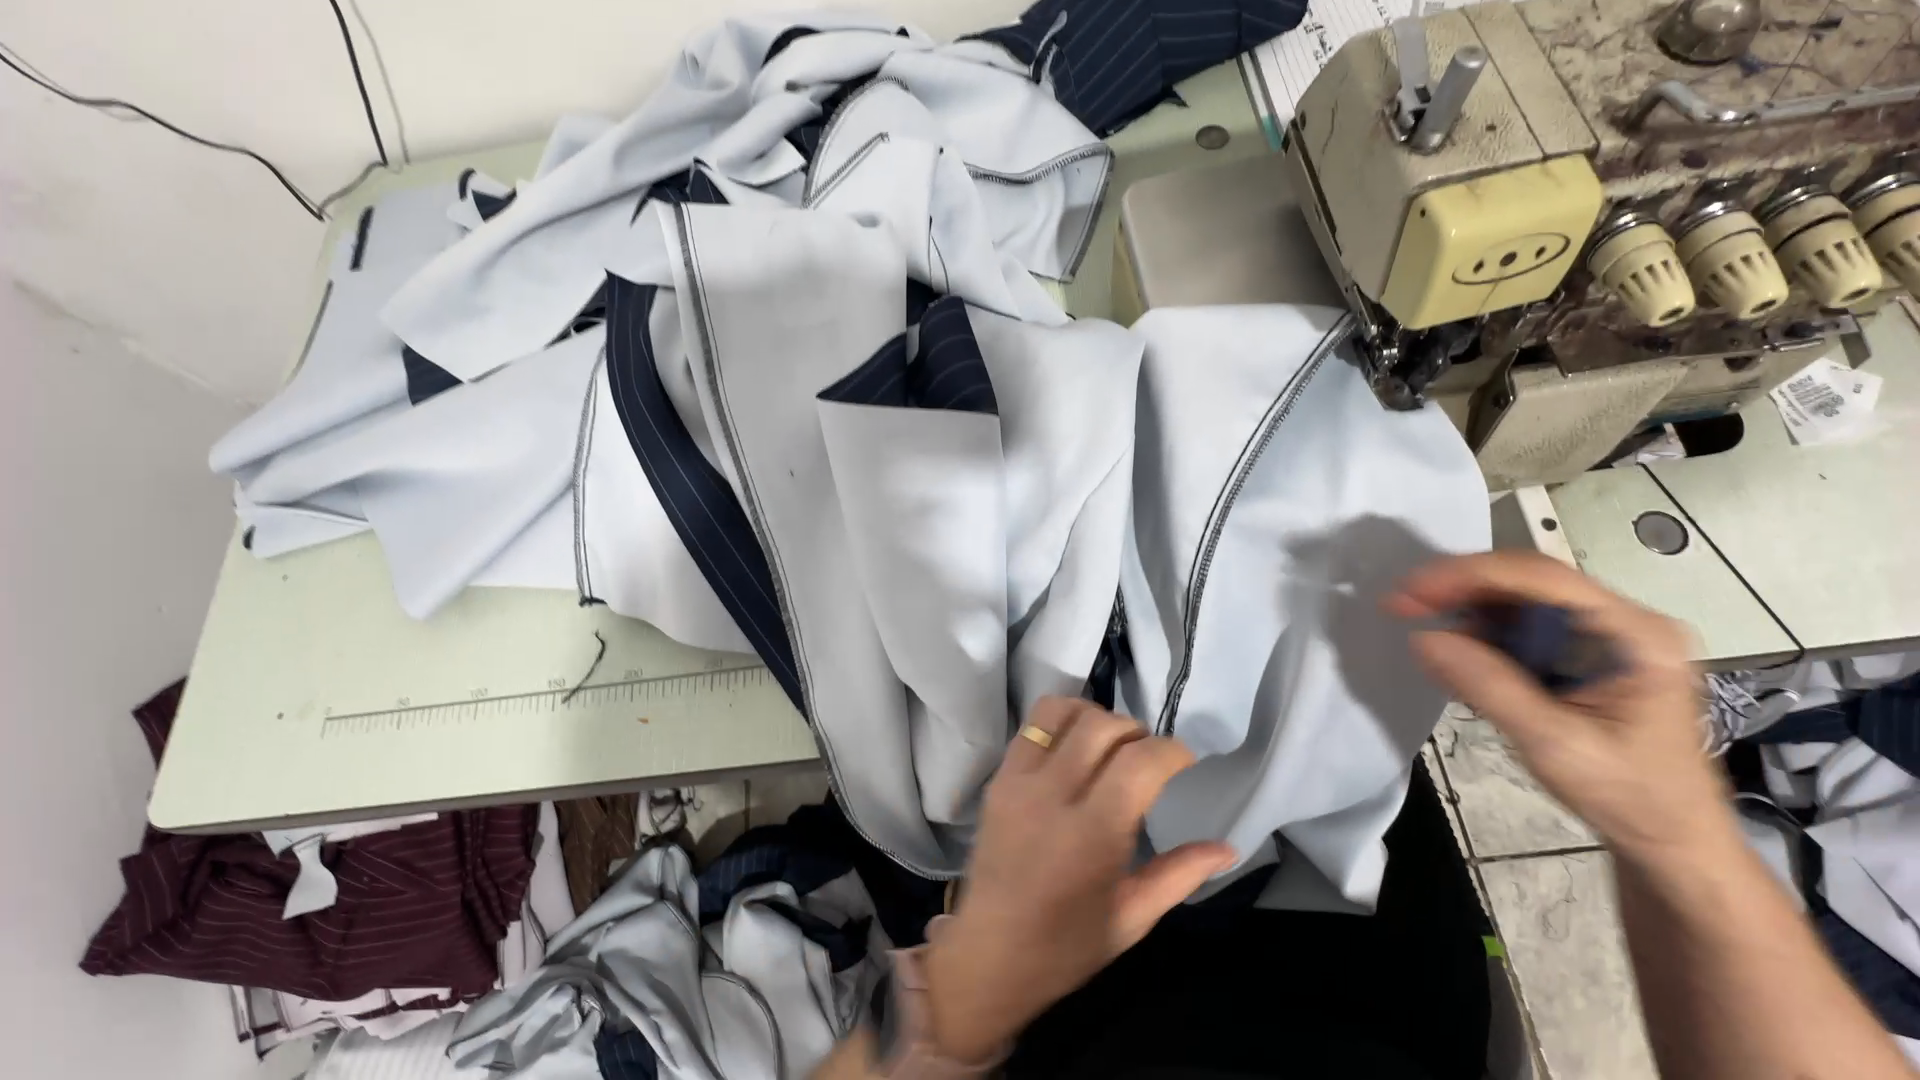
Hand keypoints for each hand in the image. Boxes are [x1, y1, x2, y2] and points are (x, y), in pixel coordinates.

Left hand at [923, 698, 1235, 1061]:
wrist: (990, 954)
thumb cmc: (1066, 945)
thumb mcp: (1132, 918)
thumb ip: (1180, 874)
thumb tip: (1227, 847)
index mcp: (1092, 833)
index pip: (1140, 761)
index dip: (1172, 750)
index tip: (1185, 761)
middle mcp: (1052, 795)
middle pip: (1102, 726)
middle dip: (1136, 731)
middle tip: (1148, 758)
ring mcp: (1017, 782)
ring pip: (1060, 712)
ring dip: (1095, 717)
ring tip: (1110, 746)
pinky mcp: (997, 780)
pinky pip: (1030, 728)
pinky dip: (1060, 724)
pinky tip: (1074, 752)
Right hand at [1387, 552, 1734, 868]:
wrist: (1671, 839)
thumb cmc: (1627, 795)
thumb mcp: (1552, 743)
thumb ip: (1489, 687)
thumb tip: (1424, 638)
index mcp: (1635, 632)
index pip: (1541, 577)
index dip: (1469, 576)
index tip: (1411, 593)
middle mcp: (1624, 621)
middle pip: (1529, 581)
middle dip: (1461, 588)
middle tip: (1402, 605)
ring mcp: (1606, 636)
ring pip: (1522, 600)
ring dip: (1468, 610)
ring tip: (1422, 626)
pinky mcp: (1587, 654)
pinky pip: (1526, 626)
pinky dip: (1484, 634)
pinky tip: (1457, 652)